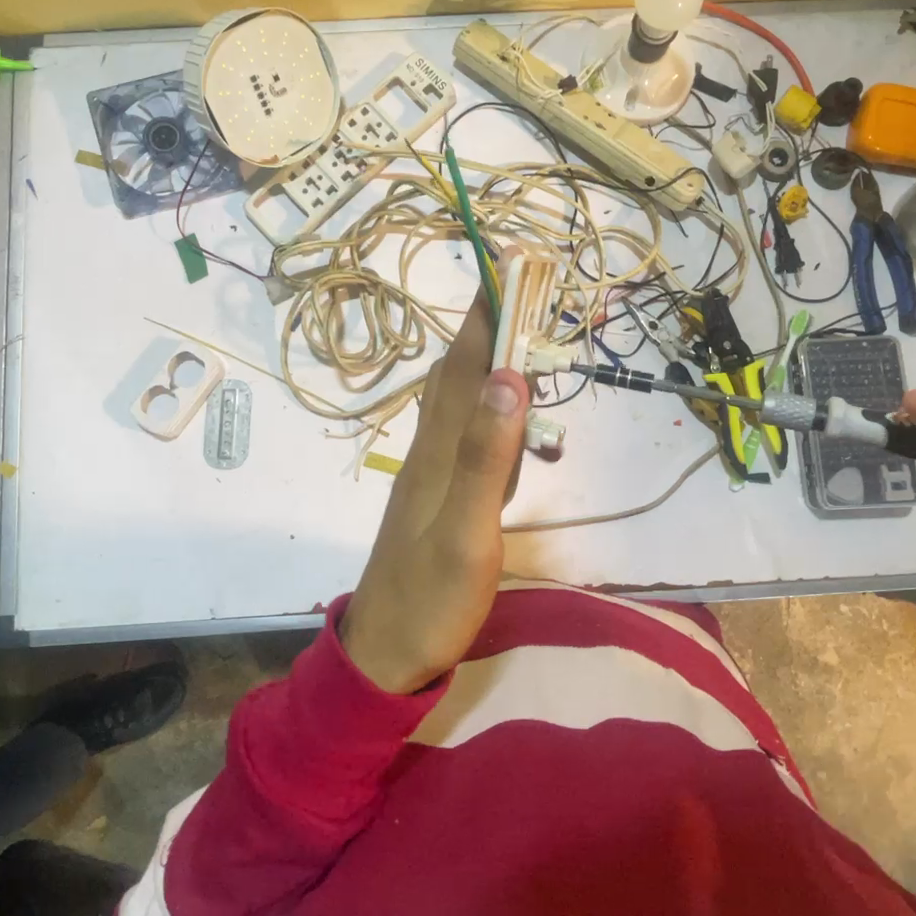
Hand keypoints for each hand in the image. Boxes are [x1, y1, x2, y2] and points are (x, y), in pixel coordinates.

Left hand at [339, 298, 528, 693]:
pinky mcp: (436, 496)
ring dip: (491, 369)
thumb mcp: (468, 532)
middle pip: (459, 373)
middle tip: (528, 300)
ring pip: (460, 402)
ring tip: (527, 351)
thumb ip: (488, 457)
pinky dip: (493, 418)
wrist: (387, 651)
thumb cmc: (432, 597)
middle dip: (491, 329)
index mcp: (440, 448)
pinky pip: (466, 438)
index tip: (508, 265)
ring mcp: (431, 473)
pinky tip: (514, 433)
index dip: (485, 314)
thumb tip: (509, 375)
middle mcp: (431, 448)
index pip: (465, 363)